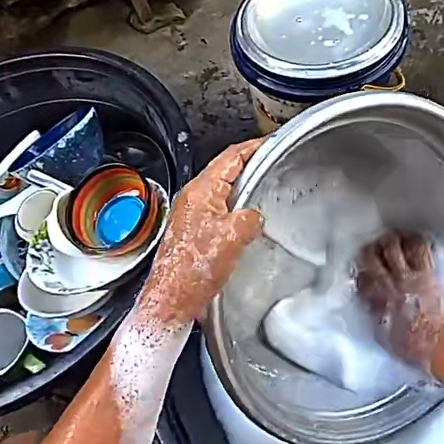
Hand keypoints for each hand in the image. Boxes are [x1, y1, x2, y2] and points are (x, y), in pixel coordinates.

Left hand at [139, 139, 263, 327]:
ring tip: (264, 187)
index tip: (269, 142)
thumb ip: (250, 218)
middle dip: (250, 164)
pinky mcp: (194, 231)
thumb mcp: (232, 238)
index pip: (230, 157)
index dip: (253, 147)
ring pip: (223, 191)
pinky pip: (220, 210)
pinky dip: (236, 207)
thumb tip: (255, 216)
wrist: (171, 301)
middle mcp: (192, 199)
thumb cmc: (191, 272)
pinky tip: (248, 220)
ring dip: (243, 187)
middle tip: (271, 162)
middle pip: (225, 171)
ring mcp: (191, 215)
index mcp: (200, 192)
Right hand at [355, 232, 443, 368]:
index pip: (361, 278)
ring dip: (392, 240)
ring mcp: (410, 274)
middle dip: (370, 249)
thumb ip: (374, 315)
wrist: (439, 343)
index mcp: (376, 299)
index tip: (361, 272)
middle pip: (372, 256)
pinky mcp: (429, 272)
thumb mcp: (381, 334)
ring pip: (395, 246)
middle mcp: (389, 282)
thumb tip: (372, 306)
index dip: (359, 272)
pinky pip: (421, 249)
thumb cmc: (411, 346)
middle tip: (373, 247)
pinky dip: (417, 240)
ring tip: (393, 237)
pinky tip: (416, 238)